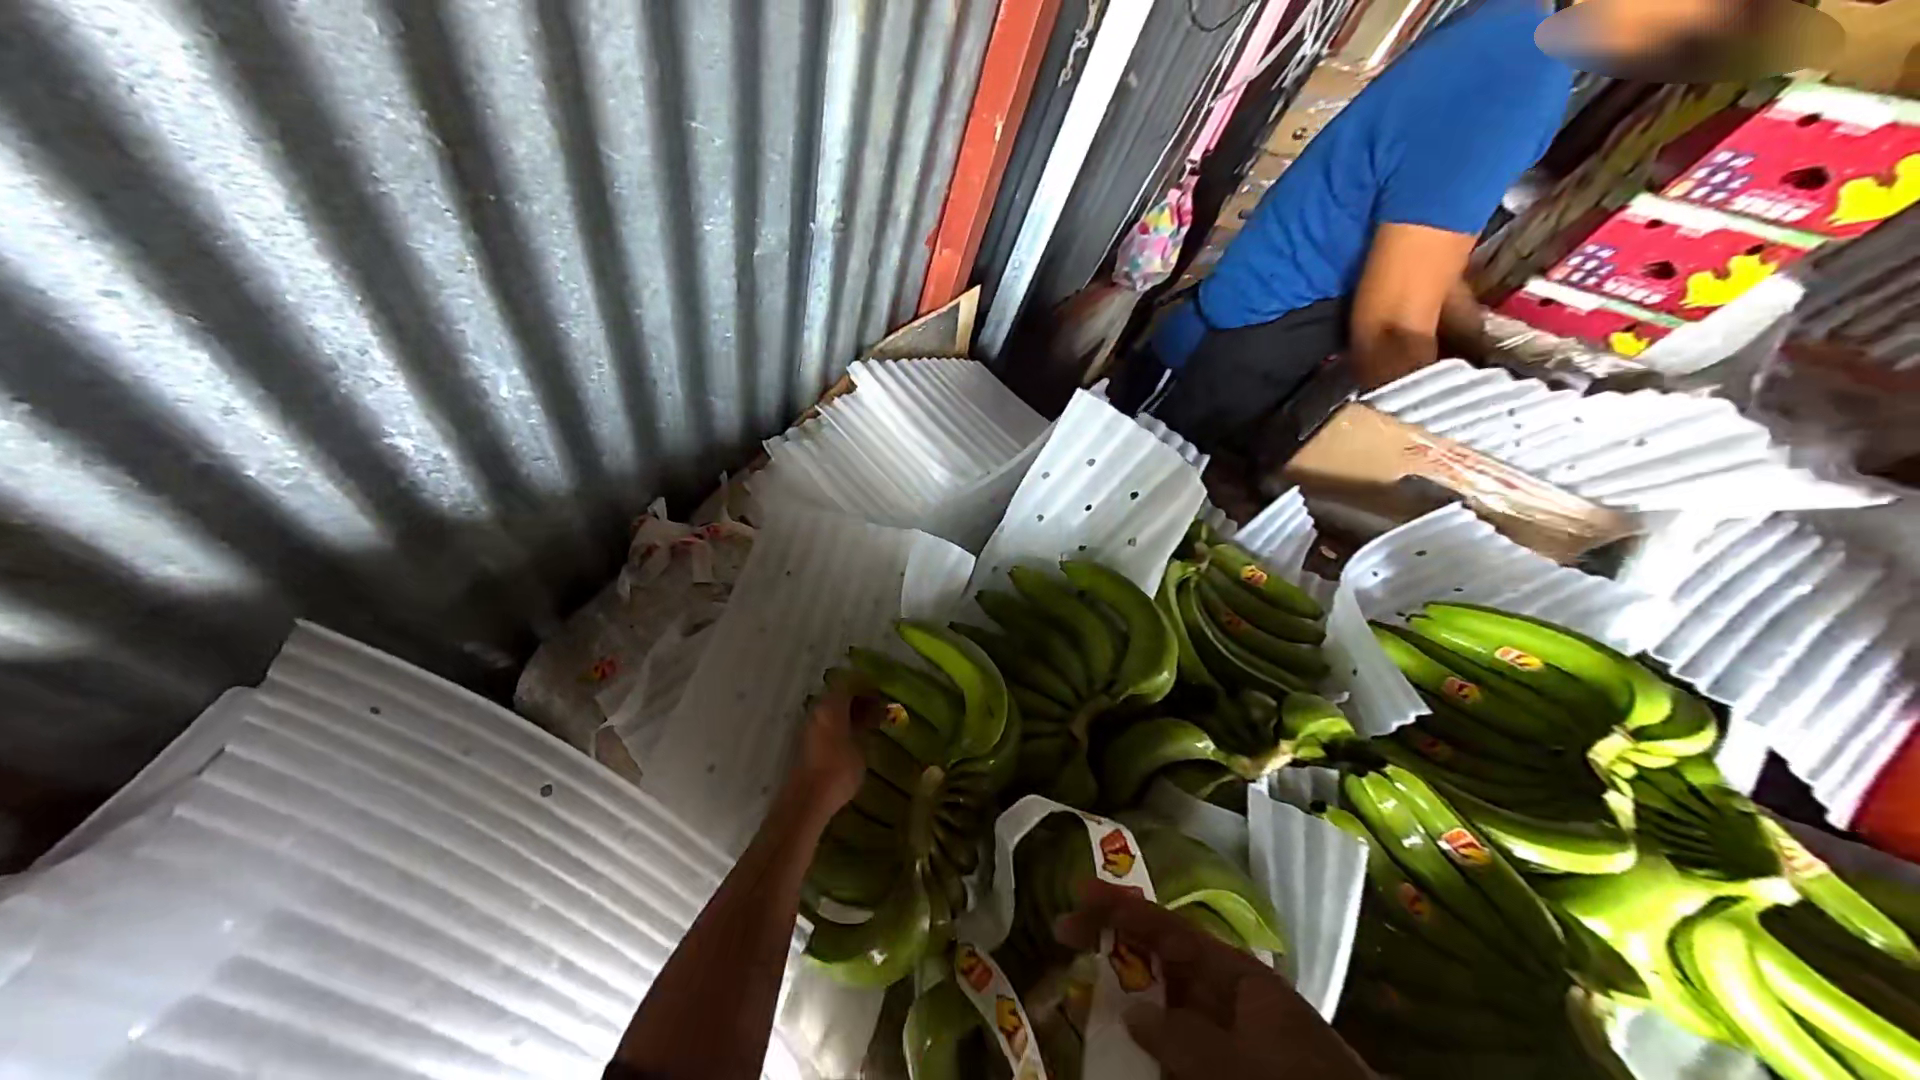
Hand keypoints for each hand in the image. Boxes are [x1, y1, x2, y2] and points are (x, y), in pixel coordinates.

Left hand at [783, 683, 872, 820]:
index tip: (881, 694)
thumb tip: (870, 718)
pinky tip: (853, 738)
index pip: (849, 684)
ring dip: (849, 714)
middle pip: (838, 696)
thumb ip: (864, 728)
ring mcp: (809, 727)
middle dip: (858, 700)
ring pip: (831, 711)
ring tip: (868, 725)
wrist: (808, 799)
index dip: (866, 686)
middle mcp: (817, 711)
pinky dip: (840, 725)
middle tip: (877, 709)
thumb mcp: (861, 748)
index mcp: (831, 706)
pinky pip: (826, 725)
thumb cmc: (839, 770)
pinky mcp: (805, 743)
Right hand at [1056, 880, 1374, 1078]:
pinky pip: (1173, 1044)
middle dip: (1115, 943)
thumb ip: (1183, 1038)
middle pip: (1160, 958)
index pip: (1170, 929)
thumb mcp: (1241, 1066)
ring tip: (1078, 989)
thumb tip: (1131, 1013)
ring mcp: (1224, 1033)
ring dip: (1123, 994)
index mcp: (1238, 977)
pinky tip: (1115, 1043)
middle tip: (1065, 931)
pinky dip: (1144, 1040)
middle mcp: (1227, 996)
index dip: (1124, 908)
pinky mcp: (1220, 1062)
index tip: (1080, 891)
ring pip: (1162, 1001)